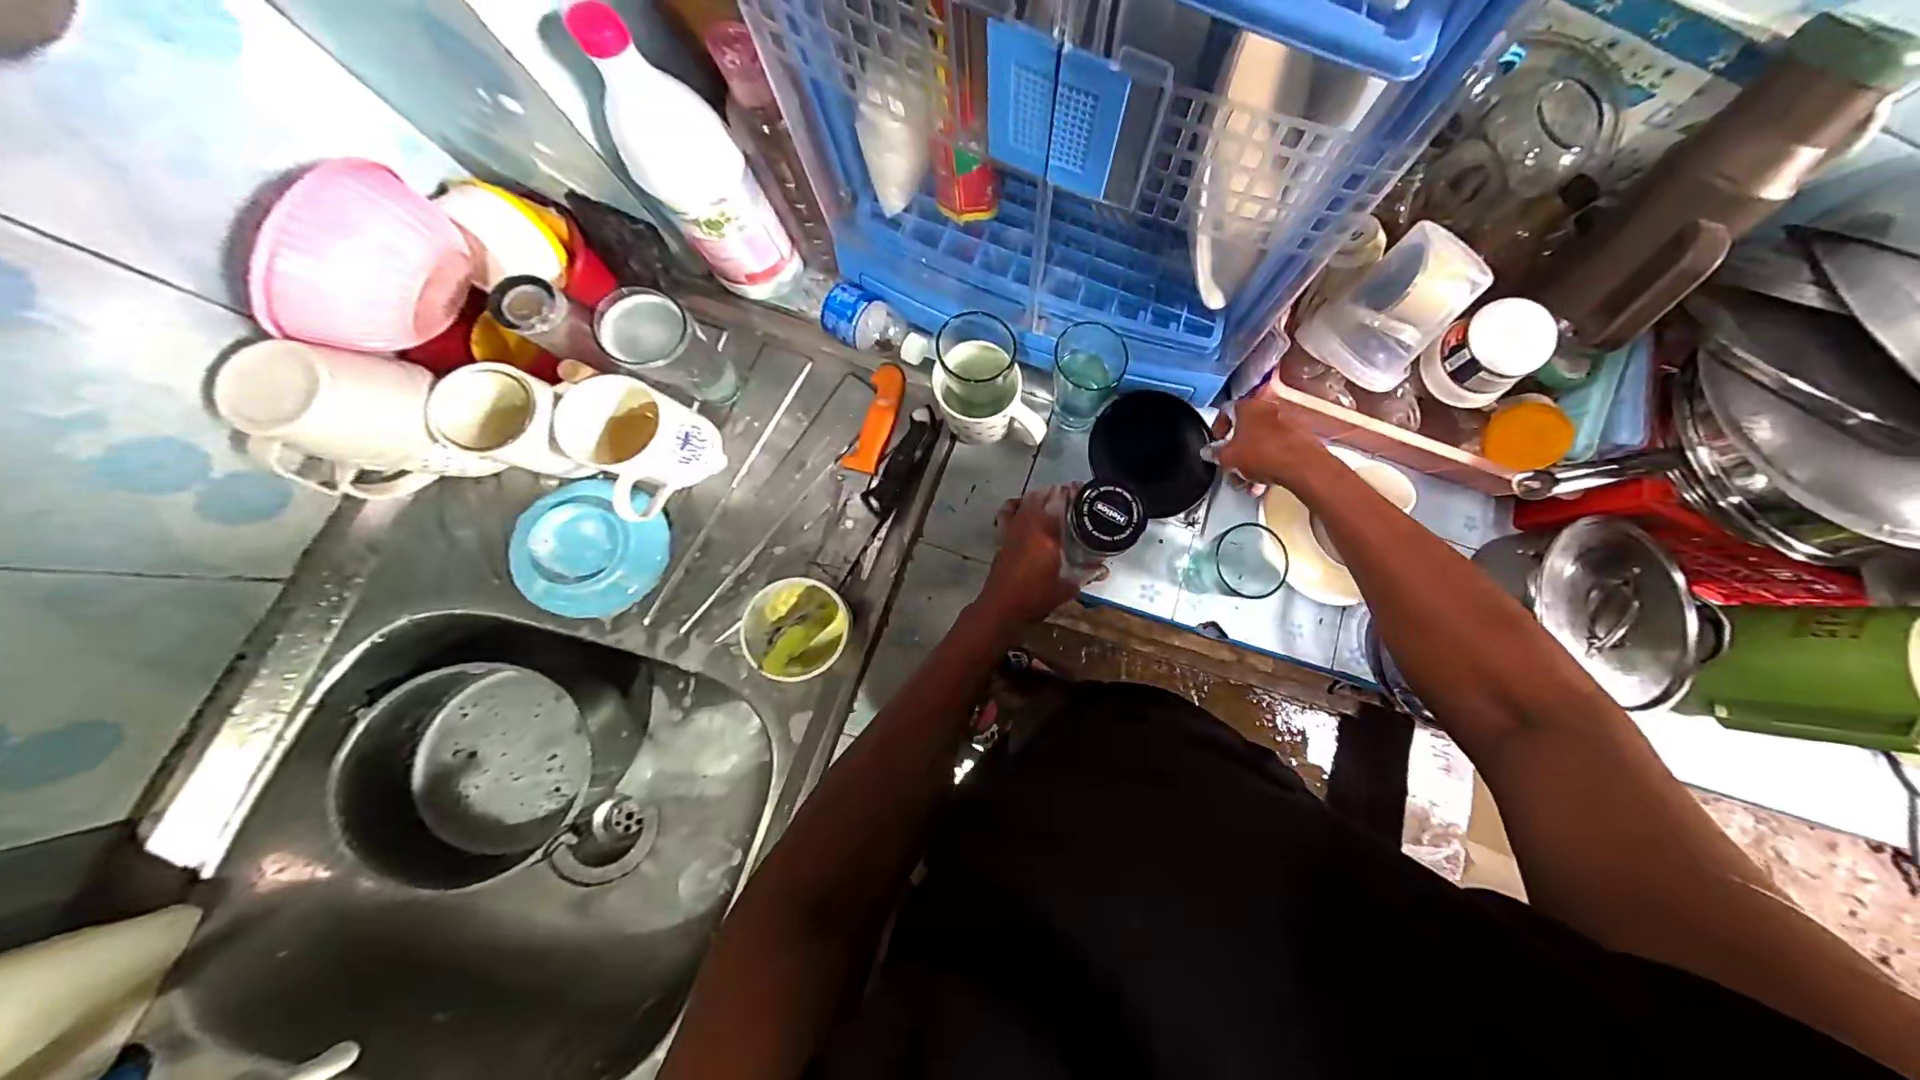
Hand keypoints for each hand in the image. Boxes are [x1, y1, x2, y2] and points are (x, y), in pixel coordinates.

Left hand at [975, 486, 1083, 625]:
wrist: (1002, 608)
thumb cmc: (1036, 598)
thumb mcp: (1067, 588)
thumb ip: (1086, 575)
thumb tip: (1102, 569)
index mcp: (1047, 534)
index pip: (1060, 500)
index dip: (1072, 492)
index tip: (1083, 492)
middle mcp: (1028, 525)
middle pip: (1043, 494)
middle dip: (1059, 492)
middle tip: (1073, 499)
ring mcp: (1012, 528)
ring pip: (1026, 500)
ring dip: (1041, 496)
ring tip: (1053, 502)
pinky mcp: (1002, 536)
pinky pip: (1008, 511)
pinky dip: (1017, 505)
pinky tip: (1025, 509)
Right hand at [1203, 396, 1331, 488]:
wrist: (1301, 465)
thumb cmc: (1264, 454)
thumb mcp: (1227, 458)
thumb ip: (1215, 454)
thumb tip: (1210, 452)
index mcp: (1248, 406)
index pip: (1225, 411)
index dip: (1217, 429)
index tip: (1215, 443)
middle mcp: (1268, 409)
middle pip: (1245, 429)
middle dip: (1236, 450)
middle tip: (1231, 465)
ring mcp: (1287, 422)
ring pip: (1262, 441)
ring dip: (1252, 460)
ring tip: (1248, 479)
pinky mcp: (1300, 437)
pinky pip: (1278, 448)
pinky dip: (1269, 462)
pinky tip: (1264, 479)